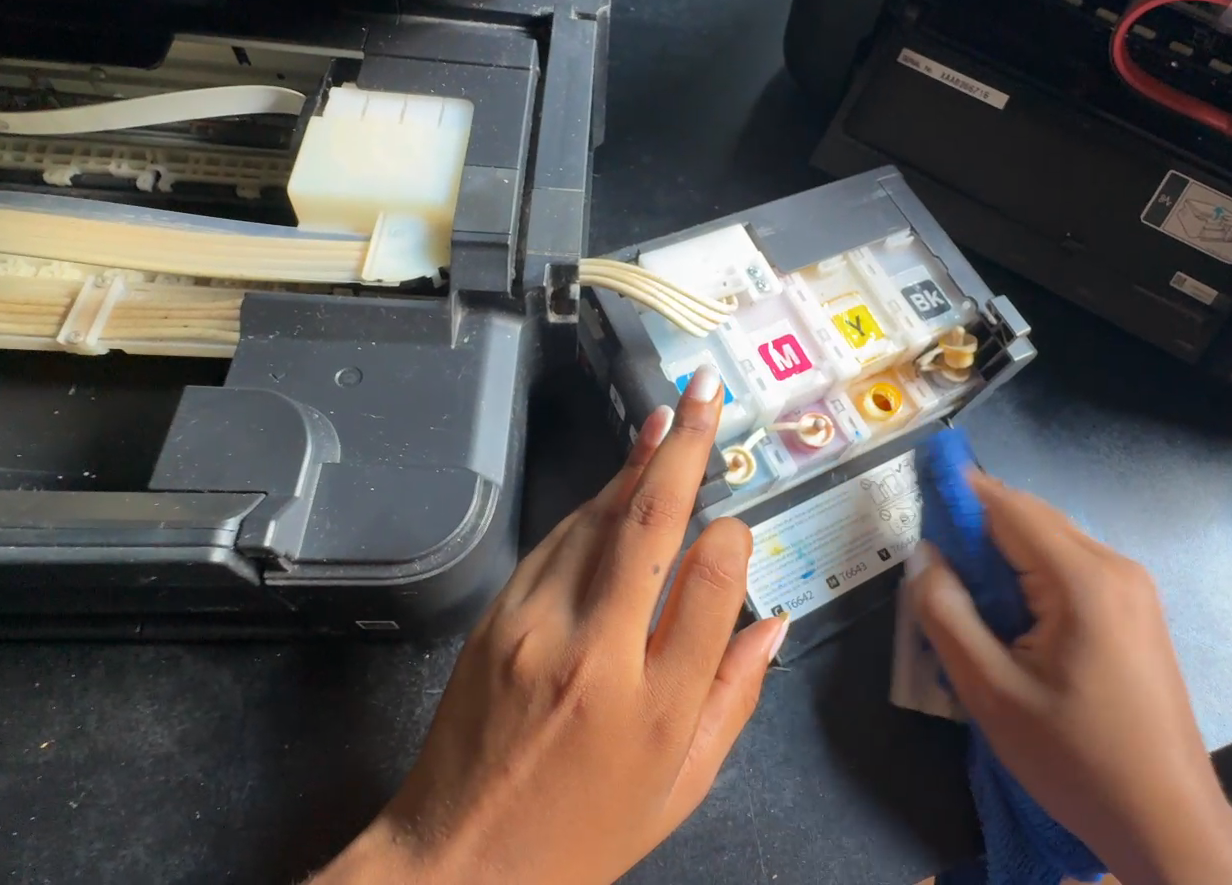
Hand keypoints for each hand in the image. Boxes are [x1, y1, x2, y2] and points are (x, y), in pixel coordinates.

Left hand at [314, 367, 789, 884]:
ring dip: (635, 462)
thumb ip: (735, 696)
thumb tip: (777, 620)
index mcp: (654, 705)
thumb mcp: (680, 786)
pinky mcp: (496, 613)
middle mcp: (594, 649)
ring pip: (595, 516)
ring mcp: (534, 623)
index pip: (712, 582)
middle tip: (704, 392)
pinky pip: (556, 539)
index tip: (738, 531)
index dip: (733, 540)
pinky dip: (593, 502)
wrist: (454, 863)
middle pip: (648, 522)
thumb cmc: (583, 834)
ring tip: (668, 418)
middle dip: (684, 448)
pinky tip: (618, 478)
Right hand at [906, 473, 1231, 884]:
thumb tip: (922, 556)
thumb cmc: (1076, 760)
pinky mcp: (1135, 611)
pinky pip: (1068, 568)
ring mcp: (1132, 588)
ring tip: (963, 595)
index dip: (956, 498)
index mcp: (1082, 578)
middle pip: (1029, 517)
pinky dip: (1028, 575)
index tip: (914, 506)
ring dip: (1000, 555)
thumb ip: (945, 613)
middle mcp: (1115, 566)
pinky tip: (1008, 616)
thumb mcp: (990, 691)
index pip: (1006, 506)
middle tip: (931, 566)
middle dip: (975, 530)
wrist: (1169, 825)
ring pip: (1048, 542)